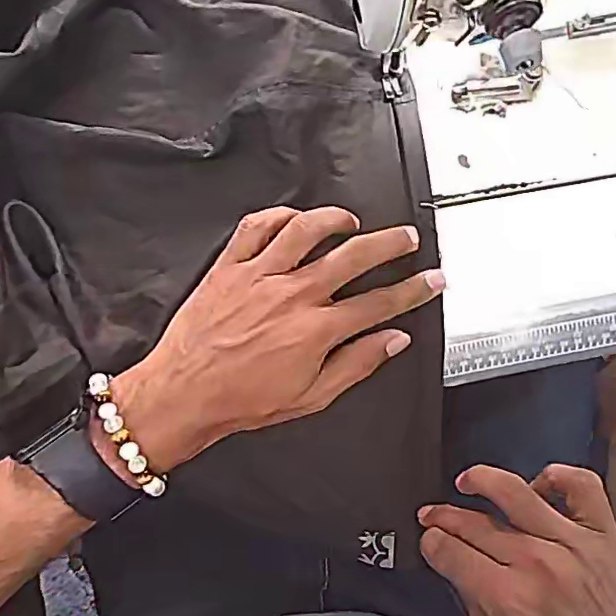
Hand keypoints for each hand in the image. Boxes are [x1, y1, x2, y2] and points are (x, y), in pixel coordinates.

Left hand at [106, 206, 443, 472]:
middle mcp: (292, 295)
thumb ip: (356, 364)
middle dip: (390, 243)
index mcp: (316, 329)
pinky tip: (291, 219)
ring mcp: (259, 275)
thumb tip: (391, 342)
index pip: (379, 302)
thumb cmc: (240, 399)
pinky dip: (278, 215)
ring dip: (336, 218)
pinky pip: (256, 227)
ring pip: (307, 229)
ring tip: (351, 220)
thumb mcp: (311, 397)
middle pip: (354, 255)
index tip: (431, 280)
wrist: (184, 393)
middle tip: (406, 238)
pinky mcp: (229, 267)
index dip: (413, 290)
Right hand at [419, 464, 615, 615]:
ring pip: (515, 491)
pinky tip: (538, 485)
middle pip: (474, 521)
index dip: (430, 542)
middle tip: (432, 516)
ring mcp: (574, 545)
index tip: (428, 540)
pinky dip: (557, 477)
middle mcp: (538, 565)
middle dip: (444, 517)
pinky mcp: (605, 538)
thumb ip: (472, 607)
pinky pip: (580, 487)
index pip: (449, 550)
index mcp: (507, 601)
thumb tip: (456, 569)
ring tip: (468, 482)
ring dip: (481, 480)